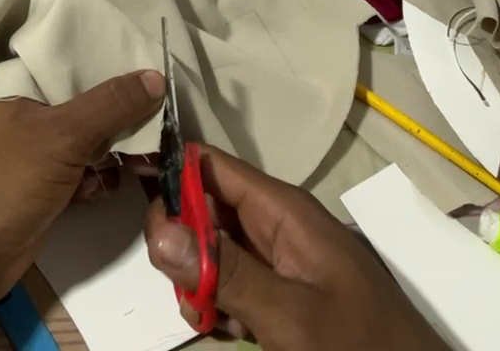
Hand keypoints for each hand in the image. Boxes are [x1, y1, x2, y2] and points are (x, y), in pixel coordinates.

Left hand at [0, 68, 165, 301]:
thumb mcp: (63, 133)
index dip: (108, 64)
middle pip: (82, 106)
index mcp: (17, 88)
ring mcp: (31, 157)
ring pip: (84, 142)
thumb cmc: (6, 179)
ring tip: (149, 156)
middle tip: (162, 119)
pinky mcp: (40, 192)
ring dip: (115, 149)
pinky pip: (79, 173)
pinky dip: (98, 177)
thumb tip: (156, 75)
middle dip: (120, 114)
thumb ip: (111, 104)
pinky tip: (113, 183)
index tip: (149, 69)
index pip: (70, 64)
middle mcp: (23, 116)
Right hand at [143, 146, 448, 349]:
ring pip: (212, 248)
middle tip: (182, 288)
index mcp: (282, 208)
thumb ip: (225, 272)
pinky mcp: (281, 290)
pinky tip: (225, 329)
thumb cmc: (359, 346)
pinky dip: (217, 302)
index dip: (171, 176)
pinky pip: (232, 280)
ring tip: (208, 319)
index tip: (140, 211)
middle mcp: (276, 223)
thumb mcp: (290, 315)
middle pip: (205, 208)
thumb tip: (160, 228)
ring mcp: (278, 258)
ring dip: (198, 281)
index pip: (211, 166)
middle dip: (182, 242)